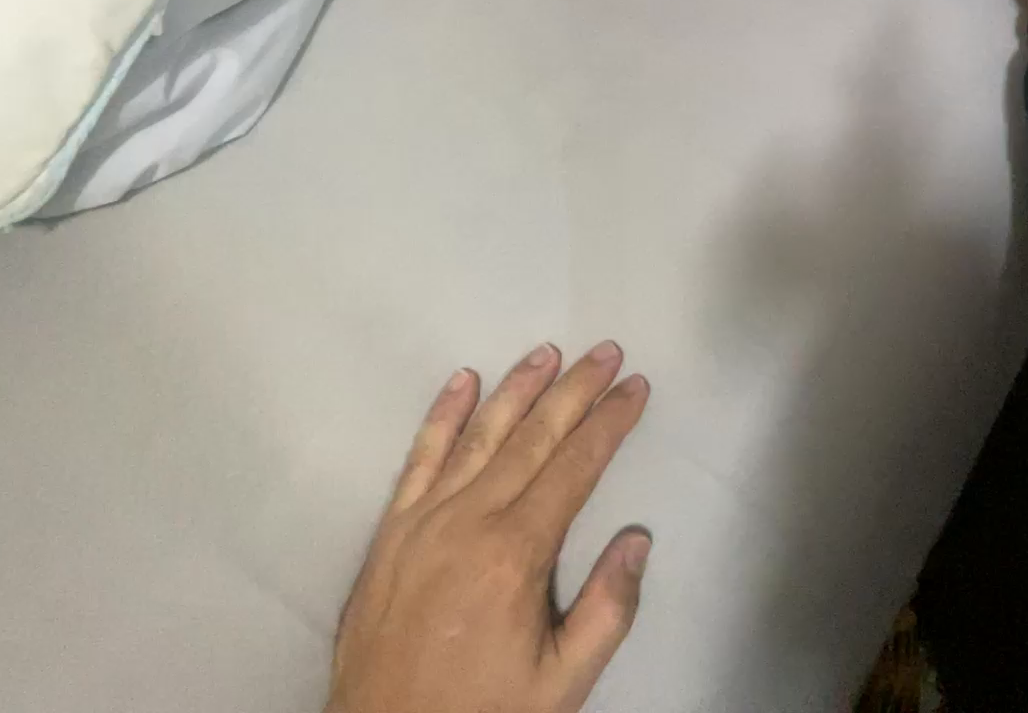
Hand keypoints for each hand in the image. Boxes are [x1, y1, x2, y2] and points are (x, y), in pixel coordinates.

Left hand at [328, 342, 652, 712]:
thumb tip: (637, 537)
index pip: (577, 465)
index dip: (611, 421)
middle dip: (576, 389)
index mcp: (517, 553)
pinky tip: (463, 381)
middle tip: (606, 351)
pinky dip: (442, 414)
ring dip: (518, 387)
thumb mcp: (563, 683)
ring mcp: (424, 519)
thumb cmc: (483, 712)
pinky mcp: (390, 529)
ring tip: (548, 352)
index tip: (635, 386)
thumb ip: (608, 608)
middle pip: (535, 435)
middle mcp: (470, 519)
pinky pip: (420, 457)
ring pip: (481, 434)